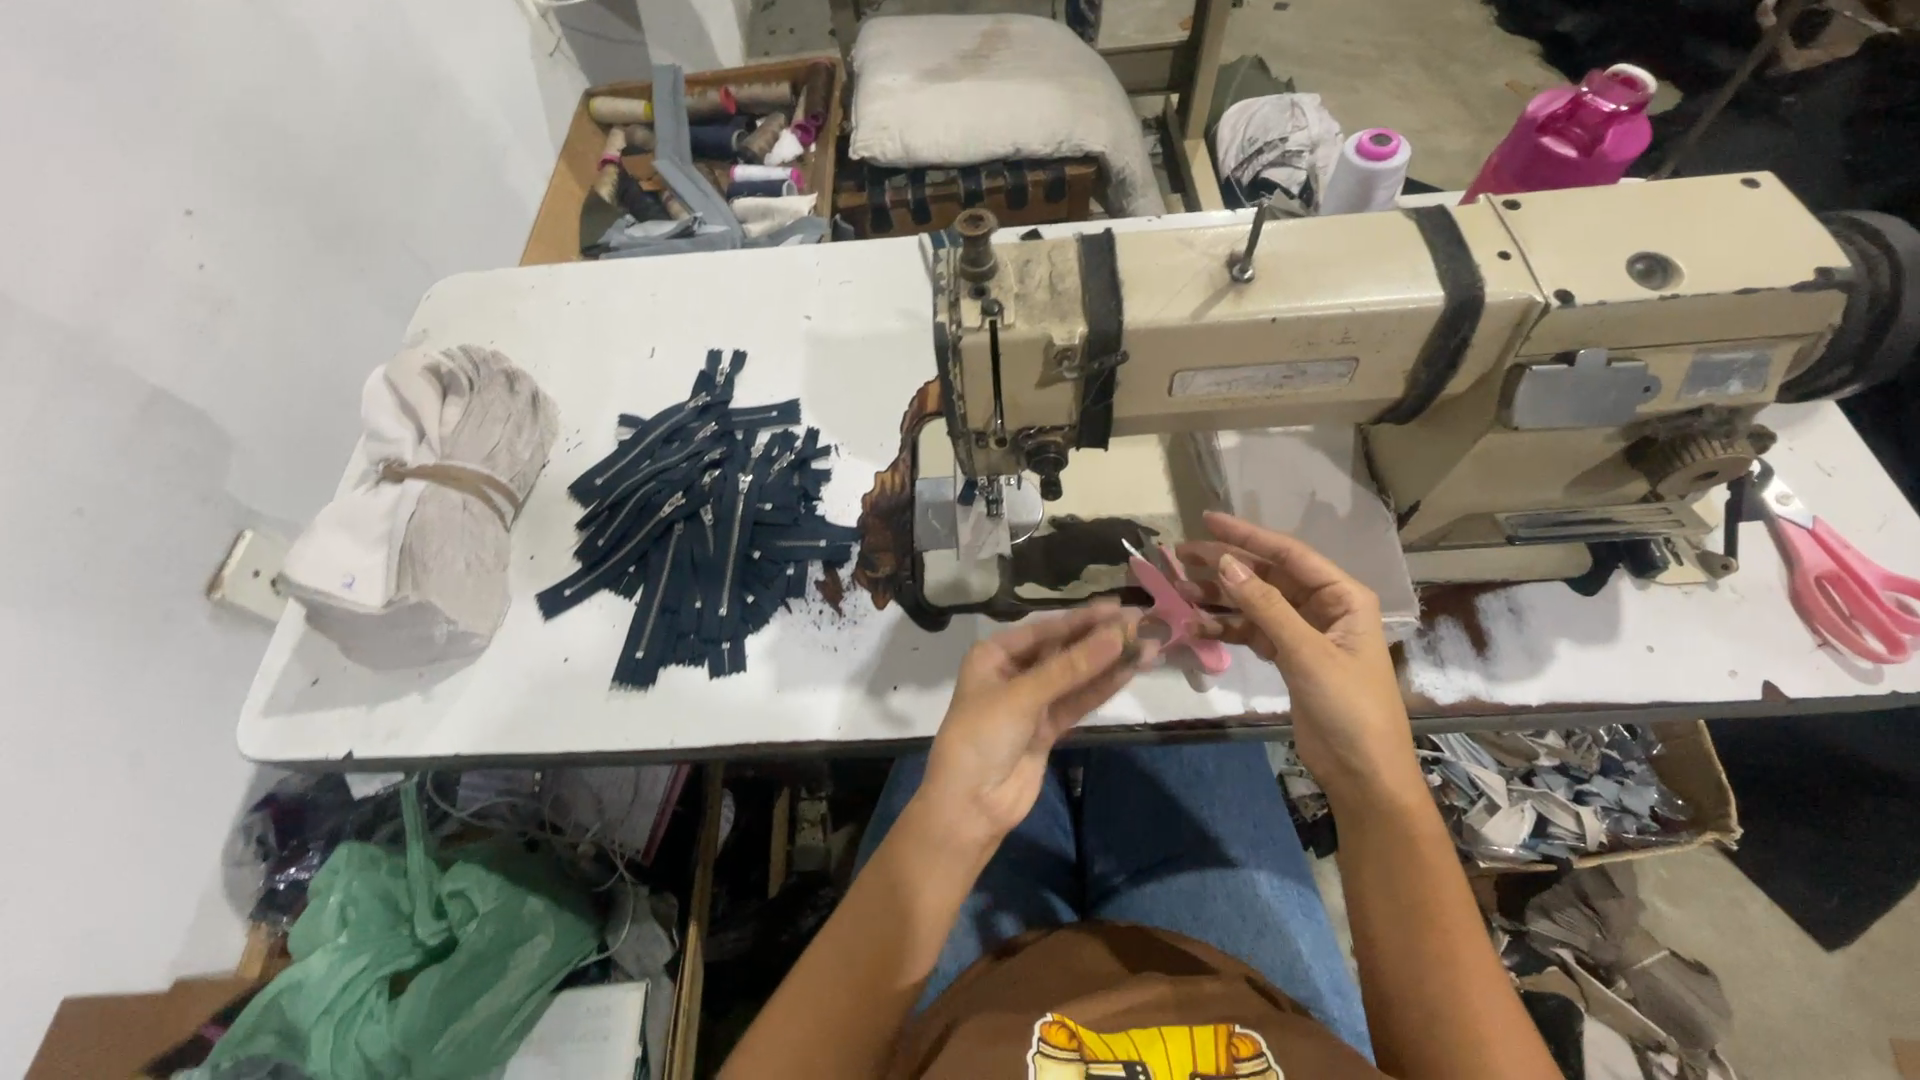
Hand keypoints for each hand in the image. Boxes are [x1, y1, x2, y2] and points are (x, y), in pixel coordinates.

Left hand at [917, 603, 1157, 841]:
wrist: (970, 804)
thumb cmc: (981, 737)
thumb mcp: (1022, 696)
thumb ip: (1071, 667)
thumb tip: (1117, 635)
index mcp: (994, 655)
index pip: (1045, 629)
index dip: (1082, 619)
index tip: (1119, 608)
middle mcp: (1013, 673)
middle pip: (1063, 650)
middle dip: (1100, 639)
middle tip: (1142, 623)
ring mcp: (1032, 702)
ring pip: (1076, 676)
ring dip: (1109, 663)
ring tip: (1149, 646)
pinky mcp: (1048, 728)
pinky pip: (1078, 701)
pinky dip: (1103, 688)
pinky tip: (1130, 672)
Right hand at [1174, 511, 1420, 805]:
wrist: (1363, 771)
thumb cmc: (1348, 706)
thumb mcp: (1307, 653)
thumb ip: (1265, 606)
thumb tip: (1226, 564)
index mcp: (1342, 597)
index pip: (1288, 555)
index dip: (1247, 536)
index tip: (1207, 521)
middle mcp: (1323, 607)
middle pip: (1267, 575)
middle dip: (1225, 565)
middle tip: (1180, 555)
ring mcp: (1304, 633)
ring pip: (1255, 603)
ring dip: (1219, 597)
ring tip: (1178, 589)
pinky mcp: (1289, 657)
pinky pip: (1252, 631)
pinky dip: (1226, 627)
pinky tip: (1195, 625)